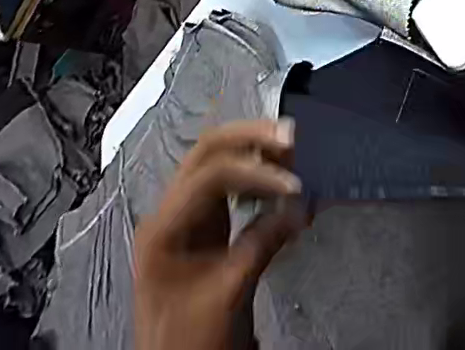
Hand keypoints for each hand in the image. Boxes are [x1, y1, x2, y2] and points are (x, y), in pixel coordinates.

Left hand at [135, 120, 306, 349]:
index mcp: (164, 225)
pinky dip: (254, 176)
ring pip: (217, 161)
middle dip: (250, 138)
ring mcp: (184, 216)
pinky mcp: (201, 227)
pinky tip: (277, 180)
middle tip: (290, 136)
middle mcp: (169, 210)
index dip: (255, 172)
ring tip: (290, 150)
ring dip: (253, 151)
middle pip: (208, 151)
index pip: (211, 174)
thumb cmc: (193, 343)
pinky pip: (227, 186)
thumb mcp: (229, 295)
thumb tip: (300, 206)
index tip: (293, 185)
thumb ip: (262, 243)